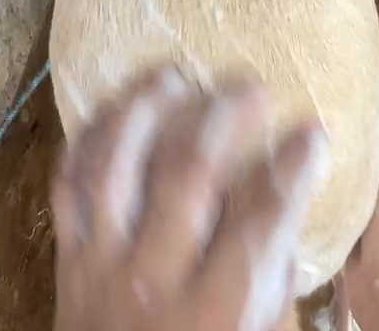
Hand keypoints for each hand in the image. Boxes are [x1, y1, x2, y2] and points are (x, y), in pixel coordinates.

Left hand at [51, 67, 328, 330]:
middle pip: (186, 176)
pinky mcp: (65, 255)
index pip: (259, 226)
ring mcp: (100, 263)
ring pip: (116, 164)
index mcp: (212, 315)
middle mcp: (153, 280)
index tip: (313, 130)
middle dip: (223, 117)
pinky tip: (115, 106)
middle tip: (252, 85)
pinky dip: (89, 138)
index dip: (291, 171)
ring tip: (172, 73)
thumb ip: (268, 280)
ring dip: (144, 107)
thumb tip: (282, 197)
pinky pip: (69, 182)